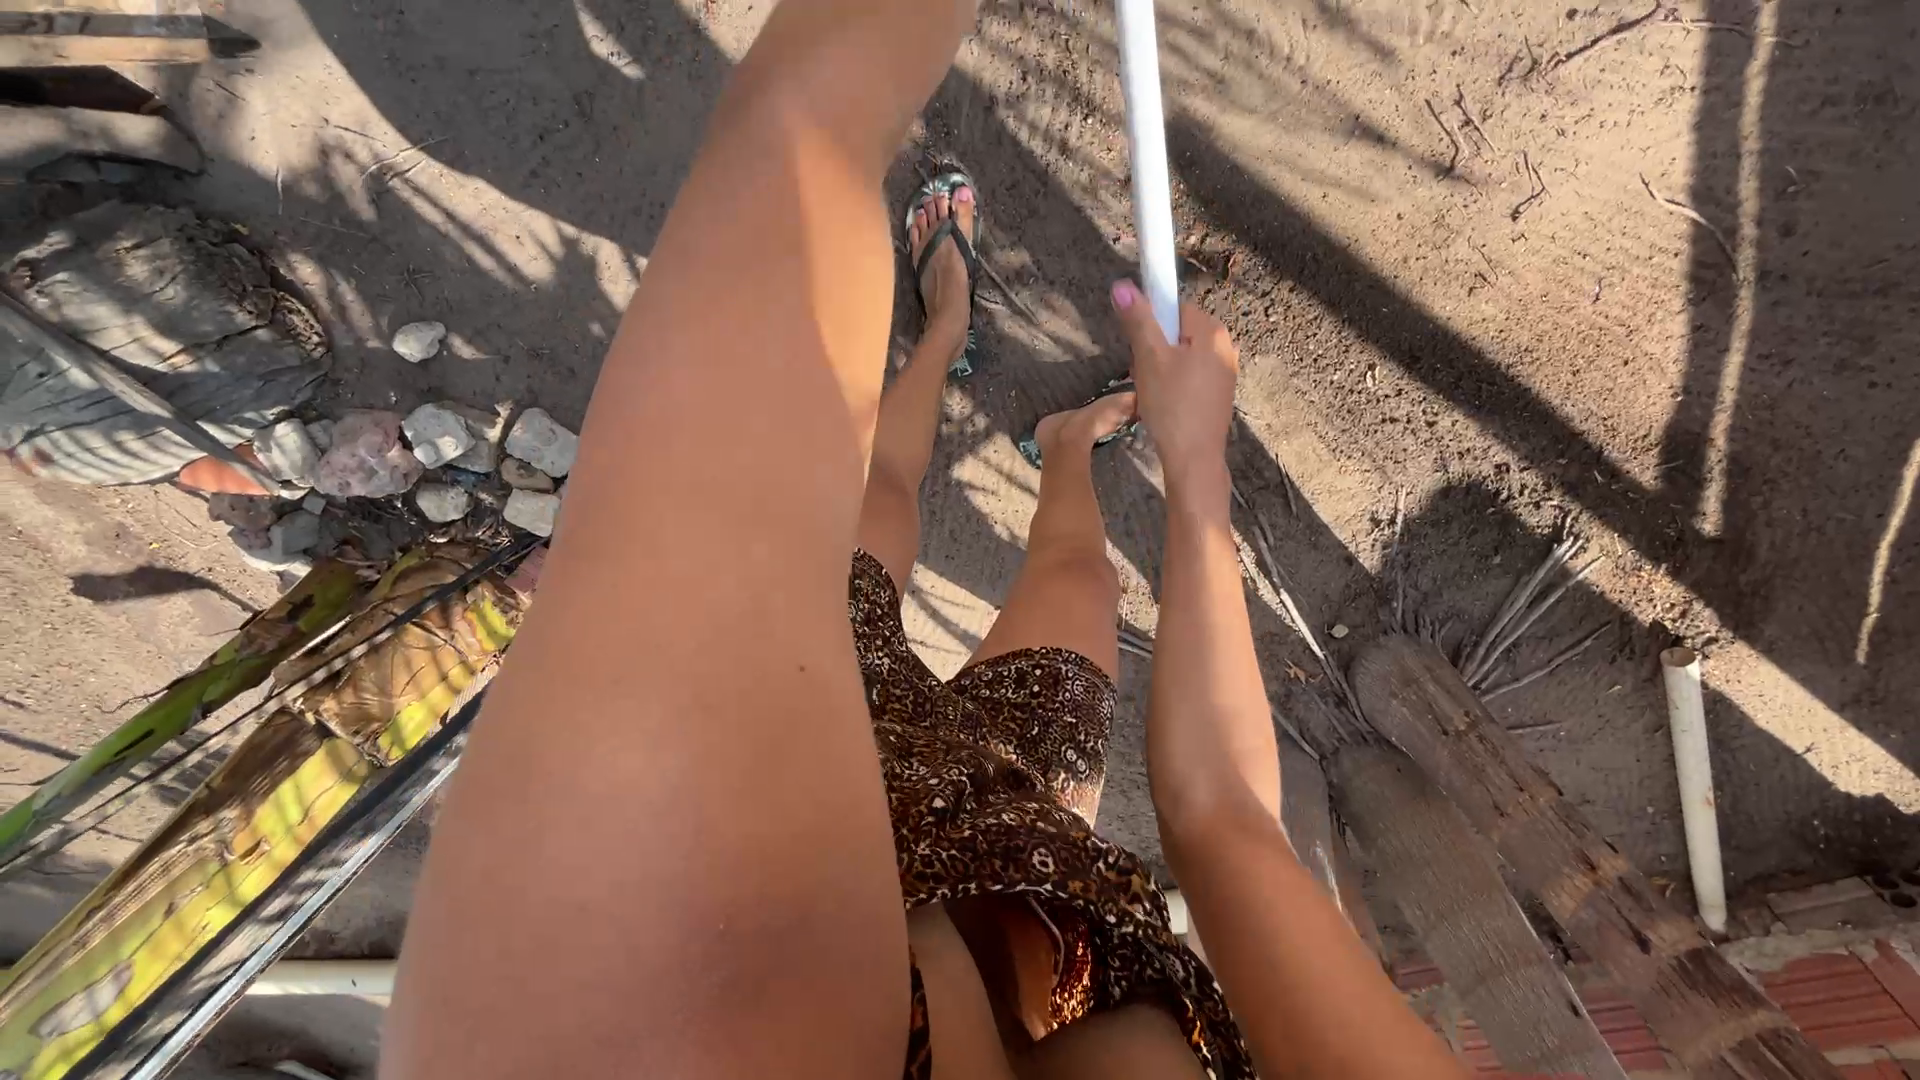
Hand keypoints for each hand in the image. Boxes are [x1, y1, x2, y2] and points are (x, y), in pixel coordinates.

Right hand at [1110, 280, 1238, 500]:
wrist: (1193, 458)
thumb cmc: (1172, 406)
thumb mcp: (1149, 359)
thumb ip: (1137, 320)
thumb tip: (1121, 285)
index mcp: (1212, 331)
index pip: (1174, 307)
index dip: (1151, 324)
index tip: (1140, 348)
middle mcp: (1225, 346)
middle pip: (1177, 333)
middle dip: (1154, 350)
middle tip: (1142, 375)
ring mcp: (1224, 373)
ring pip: (1181, 357)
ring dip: (1160, 370)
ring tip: (1152, 394)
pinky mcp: (1219, 395)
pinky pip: (1189, 378)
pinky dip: (1172, 386)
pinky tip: (1163, 406)